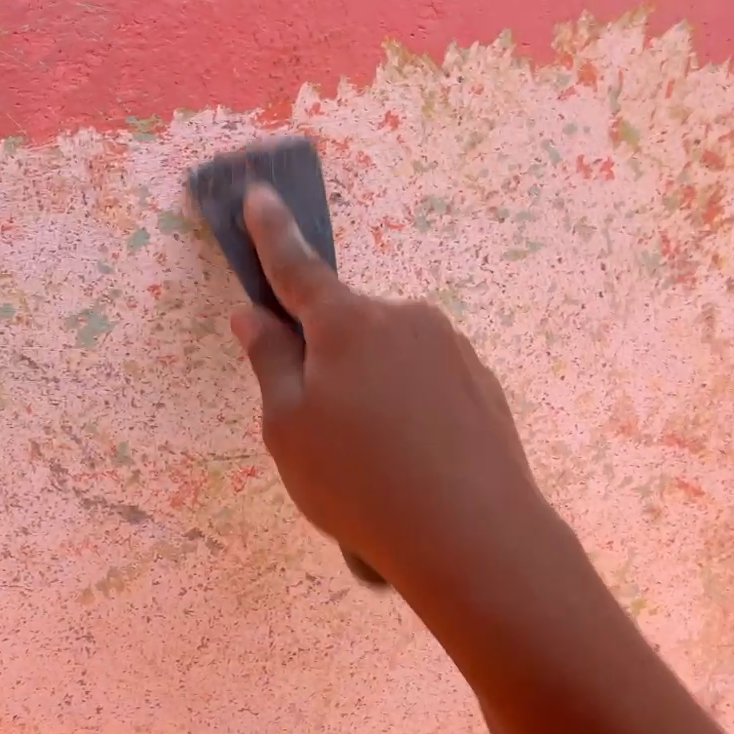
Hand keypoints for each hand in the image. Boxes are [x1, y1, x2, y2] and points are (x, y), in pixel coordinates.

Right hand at [228, 183, 562, 593]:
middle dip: (322, 360)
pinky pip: (423, 386)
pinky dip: (405, 414)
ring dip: (366, 393)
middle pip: (344, 326)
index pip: (296, 267)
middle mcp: (404, 319)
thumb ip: (269, 361)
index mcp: (348, 323)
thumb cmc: (357, 481)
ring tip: (369, 464)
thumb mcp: (287, 428)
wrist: (475, 539)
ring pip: (385, 359)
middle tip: (318, 432)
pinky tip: (409, 466)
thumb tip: (252, 315)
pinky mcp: (482, 384)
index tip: (260, 195)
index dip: (270, 233)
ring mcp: (450, 349)